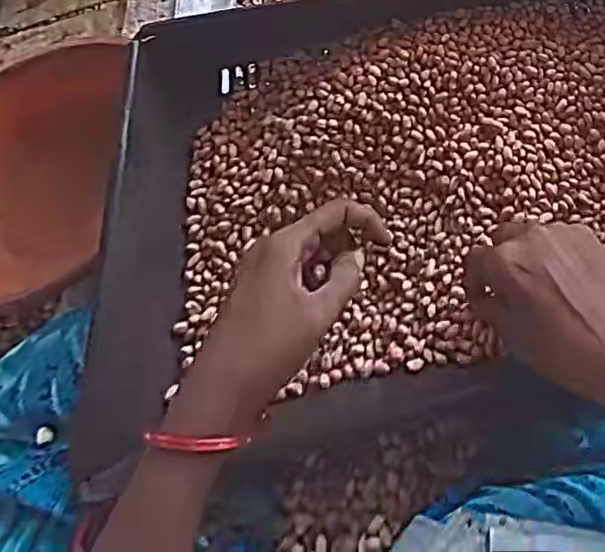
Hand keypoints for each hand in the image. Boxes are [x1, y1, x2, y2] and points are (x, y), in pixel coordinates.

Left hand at [179, 199, 392, 419]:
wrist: (217, 394)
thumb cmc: (269, 349)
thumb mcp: (319, 313)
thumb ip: (346, 277)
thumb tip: (357, 256)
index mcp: (284, 243)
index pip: (336, 210)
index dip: (367, 220)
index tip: (387, 243)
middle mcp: (270, 247)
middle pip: (322, 231)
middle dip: (345, 251)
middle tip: (354, 287)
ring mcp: (259, 267)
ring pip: (310, 253)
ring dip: (329, 271)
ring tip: (329, 307)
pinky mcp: (255, 287)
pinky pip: (295, 271)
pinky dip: (313, 283)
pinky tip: (312, 314)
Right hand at [466, 221, 604, 421]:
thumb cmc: (566, 351)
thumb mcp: (515, 337)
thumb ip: (492, 308)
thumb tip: (486, 297)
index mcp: (506, 260)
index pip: (475, 257)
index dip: (474, 280)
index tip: (482, 298)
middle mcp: (531, 235)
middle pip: (502, 238)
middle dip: (500, 261)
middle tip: (508, 290)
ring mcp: (562, 230)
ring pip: (531, 234)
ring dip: (527, 253)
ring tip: (539, 284)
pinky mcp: (587, 234)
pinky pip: (558, 237)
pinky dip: (553, 252)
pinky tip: (565, 279)